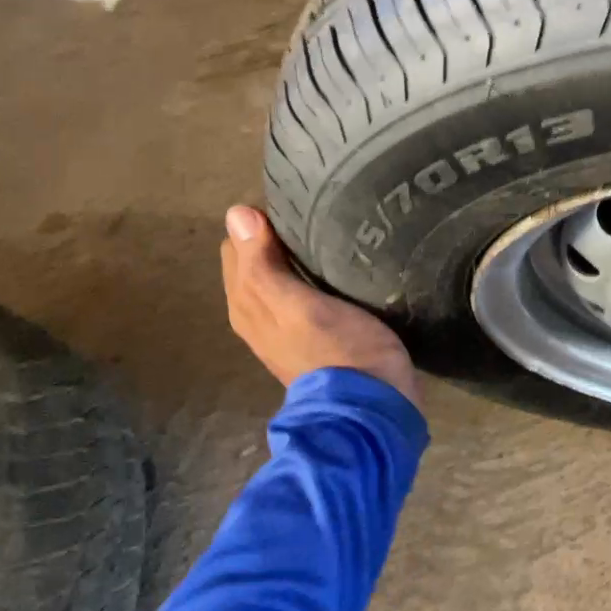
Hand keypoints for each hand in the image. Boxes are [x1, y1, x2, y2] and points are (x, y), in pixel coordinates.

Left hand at [220, 205, 419, 405]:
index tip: (296, 205)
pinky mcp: (318, 335)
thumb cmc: (339, 350)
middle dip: (274, 236)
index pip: (238, 246)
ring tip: (329, 234)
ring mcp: (287, 329)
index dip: (261, 223)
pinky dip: (312, 276)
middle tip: (314, 214)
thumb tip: (236, 213)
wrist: (373, 405)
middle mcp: (258, 316)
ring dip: (296, 256)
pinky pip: (305, 292)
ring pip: (281, 276)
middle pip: (257, 261)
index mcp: (247, 306)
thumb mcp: (301, 306)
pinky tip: (337, 270)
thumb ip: (264, 267)